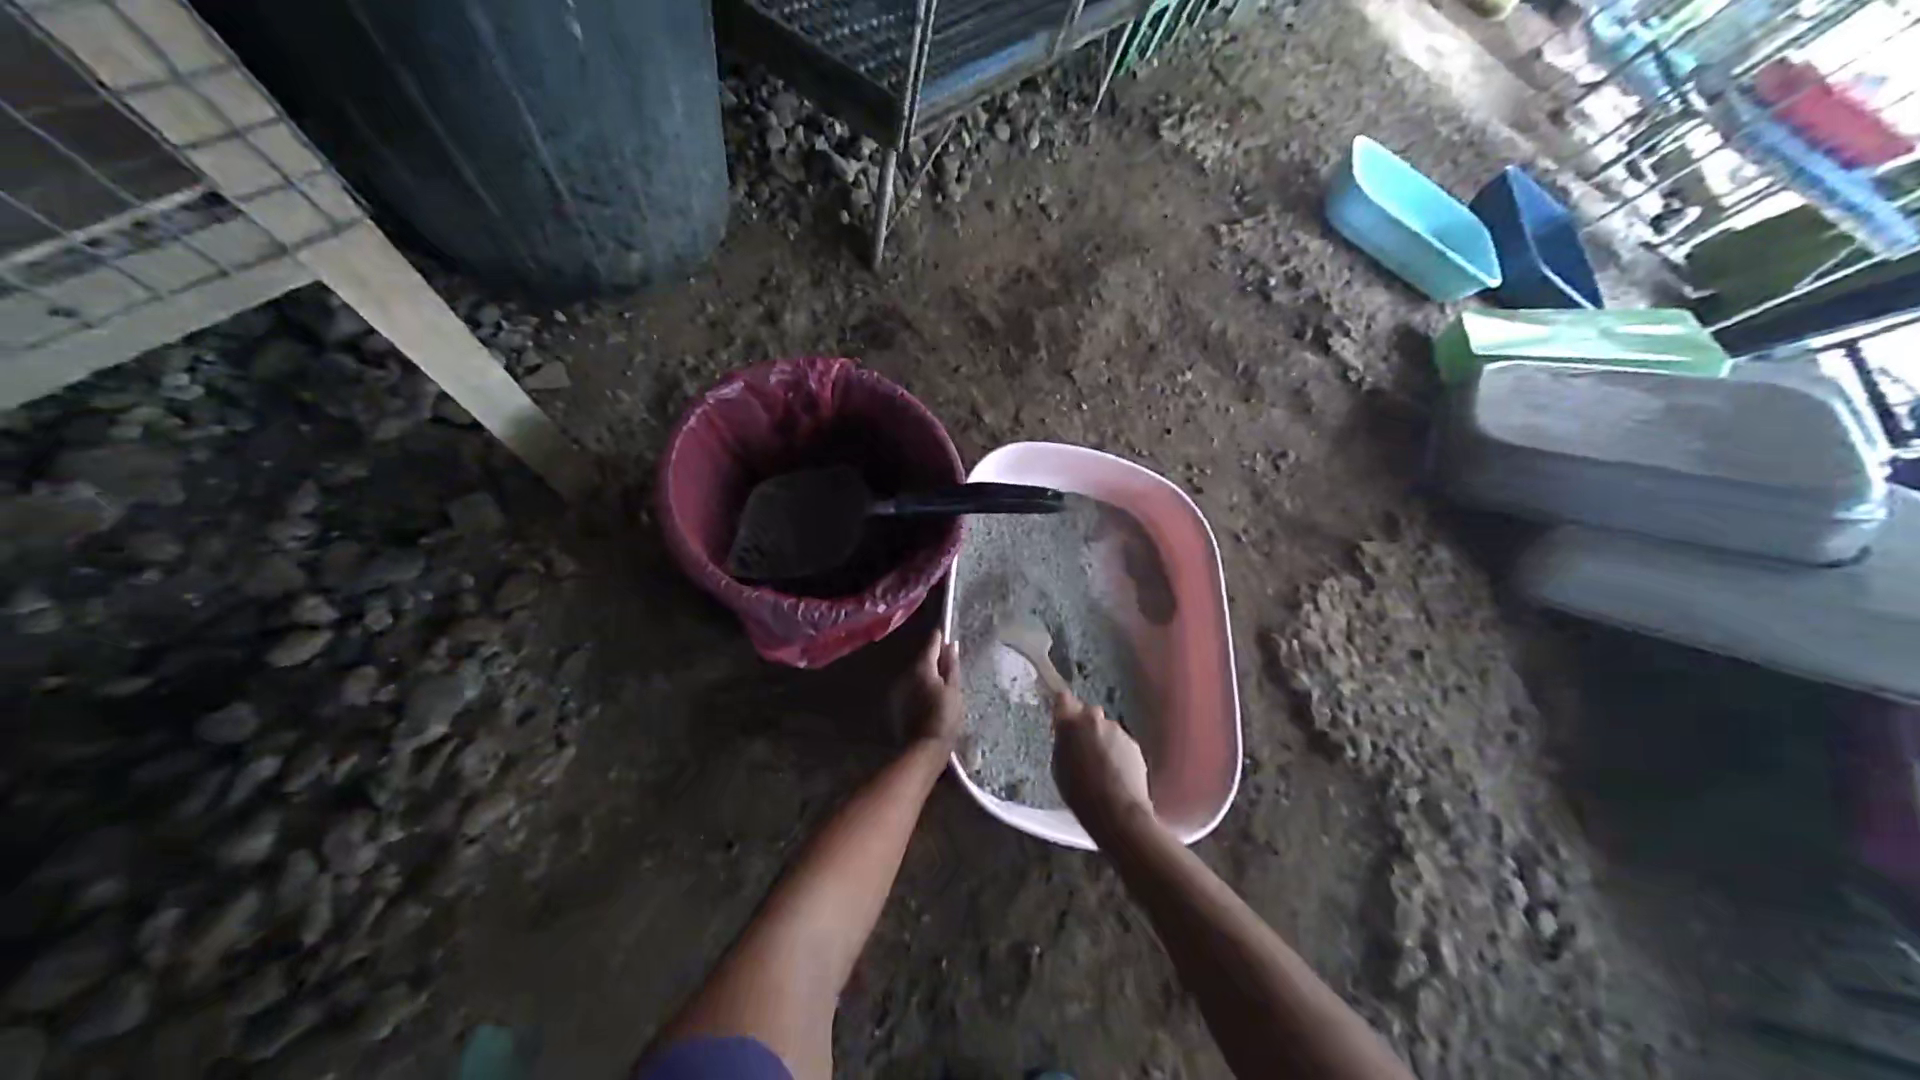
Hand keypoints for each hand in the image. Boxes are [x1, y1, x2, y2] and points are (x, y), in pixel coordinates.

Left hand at [894, 632, 962, 750]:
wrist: (925, 747)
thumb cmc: (945, 717)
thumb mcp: (954, 690)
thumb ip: (952, 666)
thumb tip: (951, 646)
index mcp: (922, 667)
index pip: (931, 644)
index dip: (939, 638)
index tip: (945, 633)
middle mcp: (907, 673)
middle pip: (923, 659)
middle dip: (934, 657)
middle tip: (949, 659)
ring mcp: (900, 688)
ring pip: (917, 673)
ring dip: (928, 672)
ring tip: (943, 679)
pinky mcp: (899, 702)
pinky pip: (913, 685)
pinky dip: (922, 685)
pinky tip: (931, 694)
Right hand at [1052, 691, 1151, 830]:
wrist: (1117, 810)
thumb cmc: (1079, 792)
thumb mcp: (1058, 767)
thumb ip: (1063, 743)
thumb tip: (1069, 736)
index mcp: (1070, 723)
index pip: (1063, 698)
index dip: (1062, 704)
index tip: (1061, 710)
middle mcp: (1094, 720)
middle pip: (1087, 713)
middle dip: (1084, 725)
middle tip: (1081, 747)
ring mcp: (1116, 730)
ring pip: (1105, 728)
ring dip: (1102, 739)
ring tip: (1101, 766)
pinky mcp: (1133, 743)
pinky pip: (1120, 742)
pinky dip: (1117, 752)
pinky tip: (1115, 773)